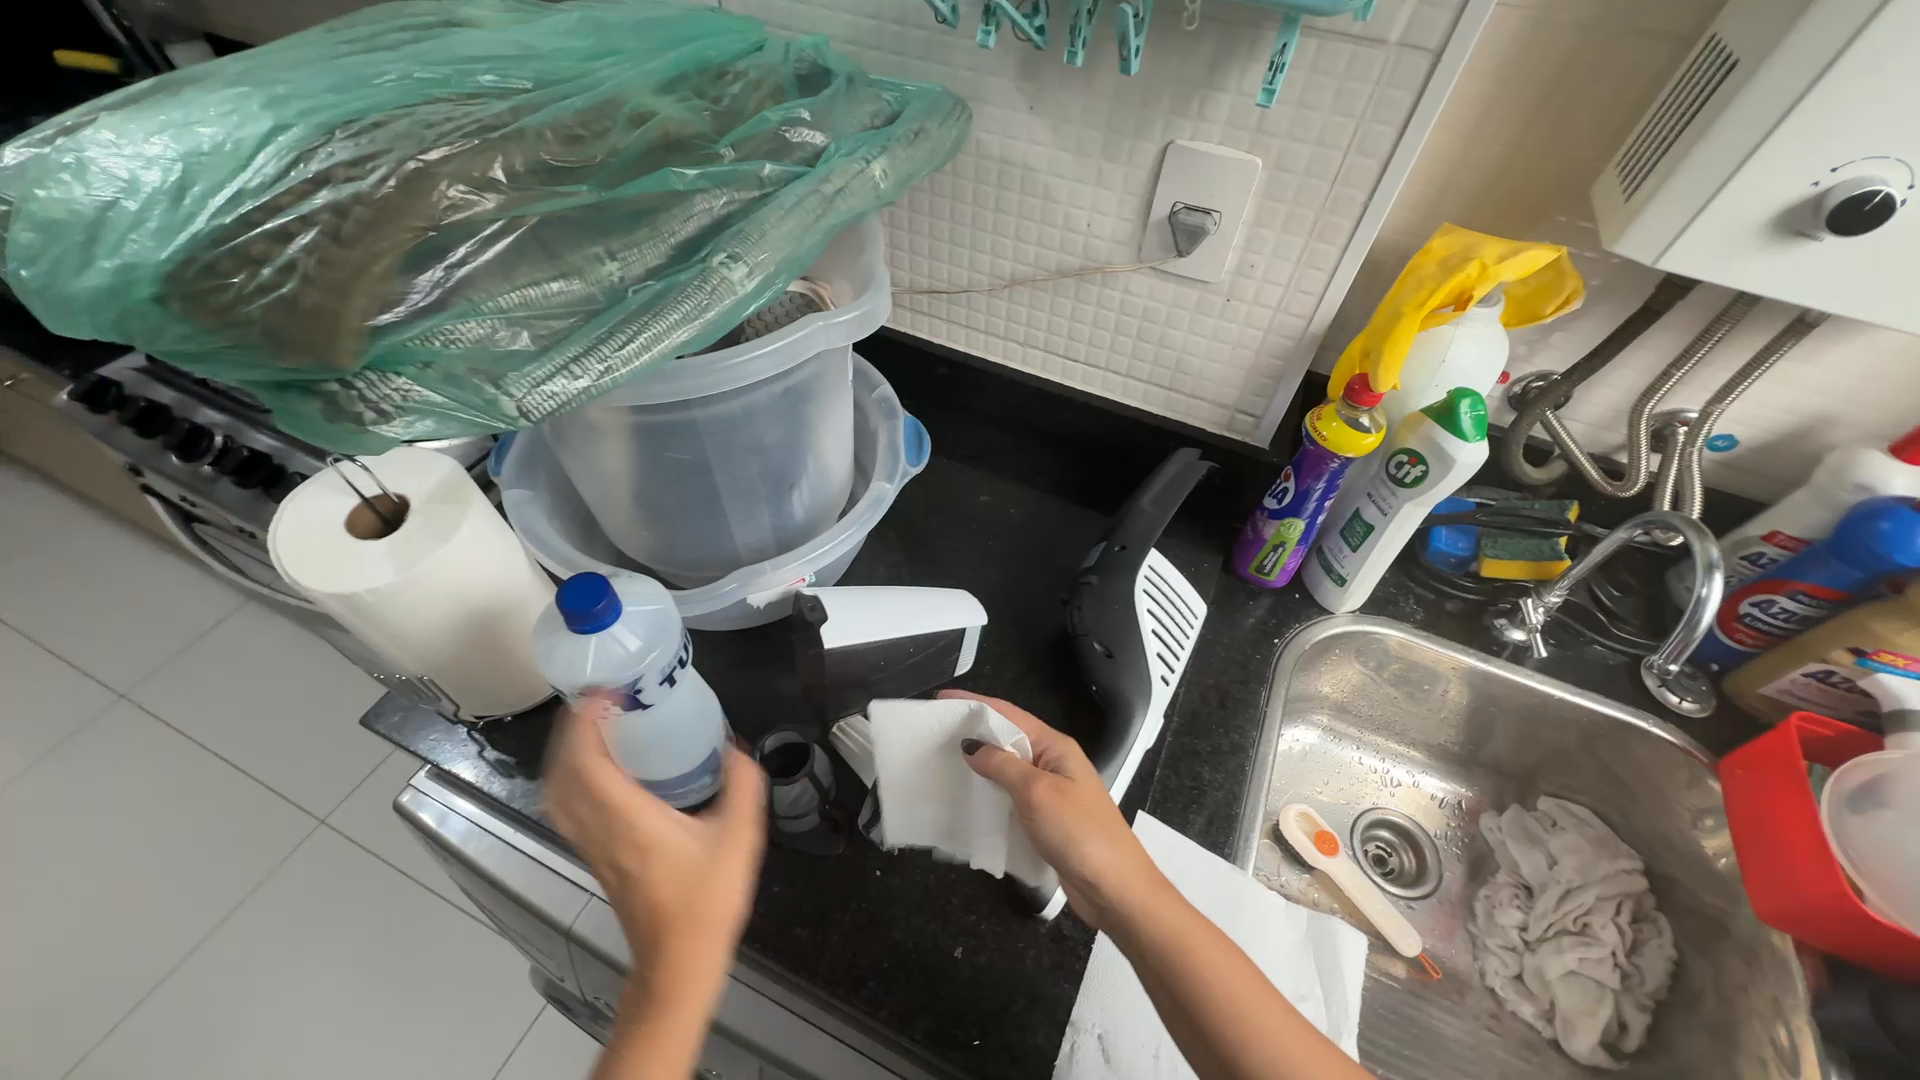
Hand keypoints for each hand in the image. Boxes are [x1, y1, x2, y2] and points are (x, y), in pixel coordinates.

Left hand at [544, 696, 766, 995]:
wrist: (679, 959)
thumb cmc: (708, 899)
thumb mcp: (740, 835)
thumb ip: (742, 784)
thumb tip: (734, 747)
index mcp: (629, 818)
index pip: (587, 761)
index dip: (586, 721)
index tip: (606, 690)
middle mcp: (599, 828)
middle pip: (561, 772)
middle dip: (571, 729)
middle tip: (599, 698)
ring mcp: (591, 846)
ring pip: (558, 792)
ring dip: (566, 753)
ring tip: (596, 726)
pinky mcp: (595, 857)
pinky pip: (567, 807)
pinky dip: (571, 777)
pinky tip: (601, 769)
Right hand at [942, 689, 1163, 929]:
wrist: (1113, 887)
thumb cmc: (1077, 831)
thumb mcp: (1036, 791)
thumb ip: (1002, 764)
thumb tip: (971, 745)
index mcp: (1056, 747)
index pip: (1011, 714)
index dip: (977, 704)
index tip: (943, 699)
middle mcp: (1054, 764)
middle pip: (1010, 738)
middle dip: (976, 732)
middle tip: (937, 731)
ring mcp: (1052, 792)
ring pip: (1009, 769)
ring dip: (981, 764)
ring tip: (945, 762)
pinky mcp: (1047, 820)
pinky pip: (1012, 797)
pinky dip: (991, 793)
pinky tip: (969, 799)